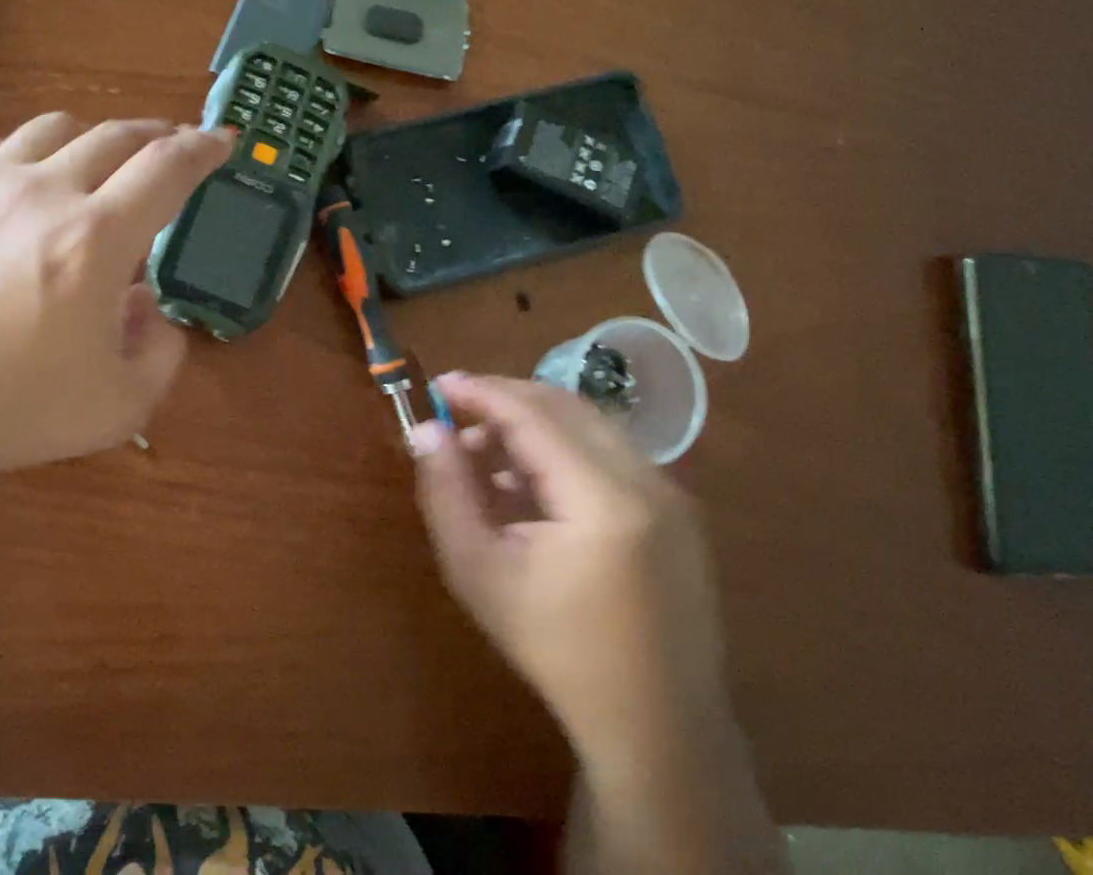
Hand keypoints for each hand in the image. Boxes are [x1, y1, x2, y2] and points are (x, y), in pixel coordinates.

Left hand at [0, 113, 228, 490]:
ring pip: (52, 130)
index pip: (167, 168)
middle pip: (115, 136)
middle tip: (170, 150)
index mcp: (95, 240)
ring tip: (96, 166)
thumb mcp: (119, 406)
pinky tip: (21, 185)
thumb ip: (162, 351)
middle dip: (156, 137)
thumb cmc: (9, 413)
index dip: (203, 150)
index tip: (220, 143)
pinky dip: (25, 156)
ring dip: (90, 141)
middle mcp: (41, 191)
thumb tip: (149, 302)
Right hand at [410, 373, 727, 754]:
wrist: (654, 717)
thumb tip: (424, 430)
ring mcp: (673, 497)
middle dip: (508, 400)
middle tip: (454, 415)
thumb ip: (447, 492)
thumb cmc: (553, 646)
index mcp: (603, 498)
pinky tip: (530, 487)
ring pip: (594, 429)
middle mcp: (649, 481)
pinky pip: (613, 457)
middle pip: (569, 408)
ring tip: (483, 455)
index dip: (482, 392)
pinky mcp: (679, 515)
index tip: (437, 384)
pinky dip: (565, 452)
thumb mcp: (478, 570)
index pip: (534, 415)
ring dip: (536, 426)